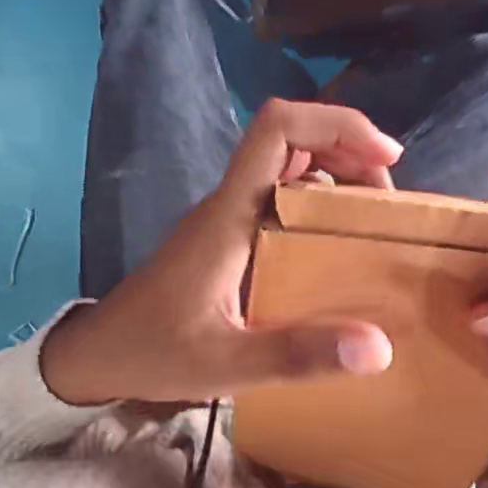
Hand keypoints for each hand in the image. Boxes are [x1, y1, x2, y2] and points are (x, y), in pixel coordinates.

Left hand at [40, 100, 401, 404]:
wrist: (100, 356)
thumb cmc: (153, 352)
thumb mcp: (226, 363)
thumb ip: (295, 356)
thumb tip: (379, 347)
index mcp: (226, 216)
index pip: (275, 130)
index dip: (335, 124)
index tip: (385, 159)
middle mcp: (225, 207)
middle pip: (288, 142)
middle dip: (348, 153)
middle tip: (387, 204)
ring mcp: (221, 223)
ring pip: (282, 172)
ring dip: (333, 179)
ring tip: (372, 224)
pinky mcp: (221, 243)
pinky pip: (274, 204)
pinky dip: (312, 208)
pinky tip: (332, 251)